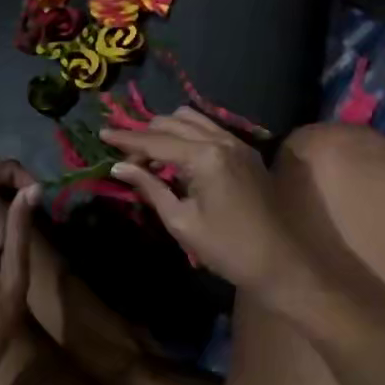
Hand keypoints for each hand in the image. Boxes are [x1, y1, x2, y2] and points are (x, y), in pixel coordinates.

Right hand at [103, 109, 325, 307]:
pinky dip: (187, 134)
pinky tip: (177, 155)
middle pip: (172, 123)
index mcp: (205, 157)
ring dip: (167, 131)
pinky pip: (209, 129)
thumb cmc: (227, 249)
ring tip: (150, 155)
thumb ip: (150, 187)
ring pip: (191, 120)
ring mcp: (237, 143)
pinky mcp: (246, 152)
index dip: (126, 138)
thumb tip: (119, 167)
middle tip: (126, 159)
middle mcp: (221, 140)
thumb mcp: (181, 221)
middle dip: (145, 136)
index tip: (102, 132)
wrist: (283, 265)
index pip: (156, 141)